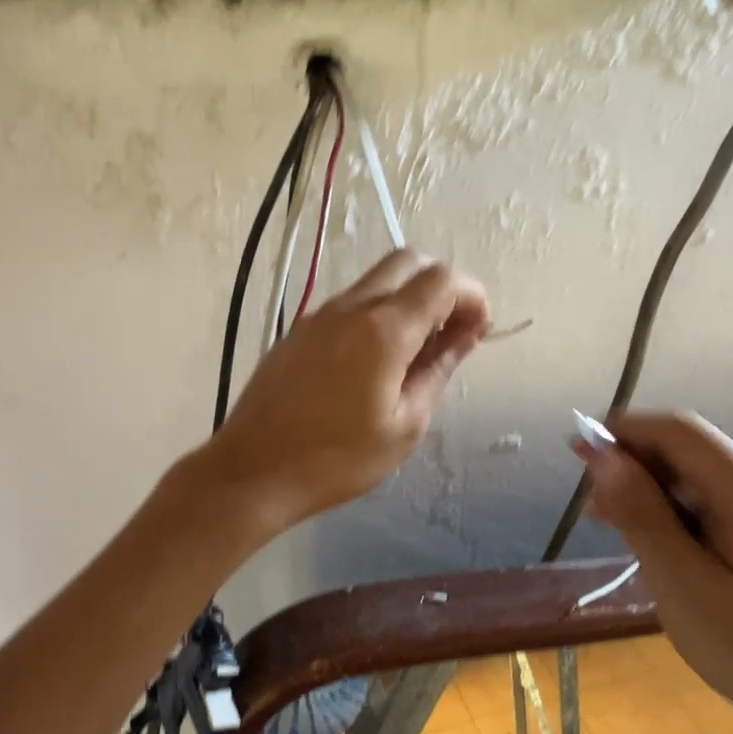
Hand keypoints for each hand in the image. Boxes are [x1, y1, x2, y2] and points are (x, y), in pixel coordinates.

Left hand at [190, 249, 489, 532]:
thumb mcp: (404, 426)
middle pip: (407, 262)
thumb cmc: (336, 460)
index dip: (471, 296)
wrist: (252, 471)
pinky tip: (376, 360)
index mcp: (382, 330)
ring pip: (375, 280)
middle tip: (451, 333)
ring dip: (406, 299)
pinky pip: (349, 304)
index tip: (479, 330)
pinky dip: (377, 313)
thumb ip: (436, 370)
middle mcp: (349, 308)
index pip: (441, 279)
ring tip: (416, 352)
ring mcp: (318, 316)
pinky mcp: (298, 331)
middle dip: (441, 286)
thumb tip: (464, 335)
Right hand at [576, 411, 732, 732]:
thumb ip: (641, 514)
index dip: (624, 431)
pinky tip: (652, 544)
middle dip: (633, 466)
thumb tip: (602, 457)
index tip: (577, 450)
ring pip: (696, 477)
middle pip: (687, 451)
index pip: (678, 431)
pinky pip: (711, 502)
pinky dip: (673, 512)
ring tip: (612, 529)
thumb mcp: (681, 581)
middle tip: (591, 509)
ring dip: (649, 492)